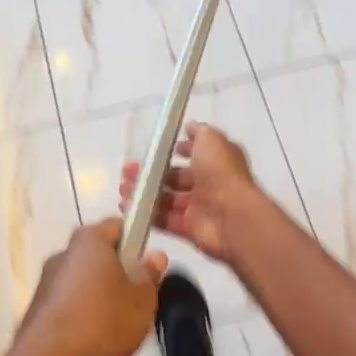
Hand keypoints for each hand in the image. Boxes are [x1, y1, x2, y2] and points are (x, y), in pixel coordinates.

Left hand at [10, 218, 166, 355]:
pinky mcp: (39, 319)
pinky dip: (88, 344)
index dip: (137, 243)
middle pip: (105, 269)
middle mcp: (64, 257)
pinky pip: (73, 325)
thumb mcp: (142, 300)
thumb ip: (150, 276)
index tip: (149, 269)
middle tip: (138, 322)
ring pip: (91, 303)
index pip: (118, 227)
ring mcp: (48, 288)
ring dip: (108, 330)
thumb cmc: (101, 322)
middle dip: (124, 299)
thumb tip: (154, 256)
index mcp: (88, 241)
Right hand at [119, 122, 259, 262]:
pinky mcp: (189, 230)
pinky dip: (147, 214)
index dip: (175, 151)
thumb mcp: (211, 140)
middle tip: (127, 171)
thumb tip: (189, 126)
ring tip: (122, 188)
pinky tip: (127, 207)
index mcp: (215, 162)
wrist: (233, 216)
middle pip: (175, 178)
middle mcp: (208, 184)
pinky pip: (164, 220)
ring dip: (145, 193)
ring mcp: (198, 208)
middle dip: (152, 174)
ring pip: (166, 199)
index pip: (193, 155)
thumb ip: (199, 132)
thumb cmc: (221, 173)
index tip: (154, 150)